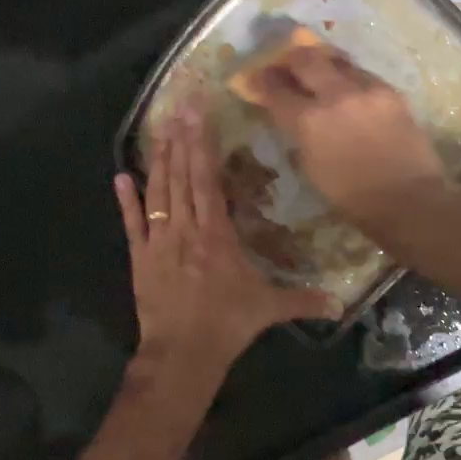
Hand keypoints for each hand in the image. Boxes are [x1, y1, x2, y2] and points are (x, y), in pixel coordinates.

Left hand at [115, 106, 340, 399]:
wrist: (183, 353)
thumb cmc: (228, 325)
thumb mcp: (269, 309)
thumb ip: (303, 300)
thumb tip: (339, 304)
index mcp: (218, 234)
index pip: (208, 180)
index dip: (203, 145)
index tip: (199, 115)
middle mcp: (187, 229)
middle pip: (183, 176)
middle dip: (182, 139)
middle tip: (179, 106)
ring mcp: (160, 241)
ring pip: (159, 192)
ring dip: (159, 160)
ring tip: (159, 128)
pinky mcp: (140, 258)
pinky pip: (132, 224)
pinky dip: (126, 201)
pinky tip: (121, 176)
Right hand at [244, 45, 452, 230]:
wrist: (408, 199)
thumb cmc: (353, 197)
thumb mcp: (312, 168)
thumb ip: (299, 134)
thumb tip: (291, 116)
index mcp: (308, 120)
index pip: (276, 89)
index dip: (262, 80)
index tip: (257, 76)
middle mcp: (335, 95)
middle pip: (305, 59)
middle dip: (291, 58)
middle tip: (286, 60)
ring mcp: (366, 89)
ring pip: (337, 61)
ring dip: (323, 63)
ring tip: (319, 67)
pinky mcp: (390, 91)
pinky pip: (363, 75)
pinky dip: (350, 77)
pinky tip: (350, 88)